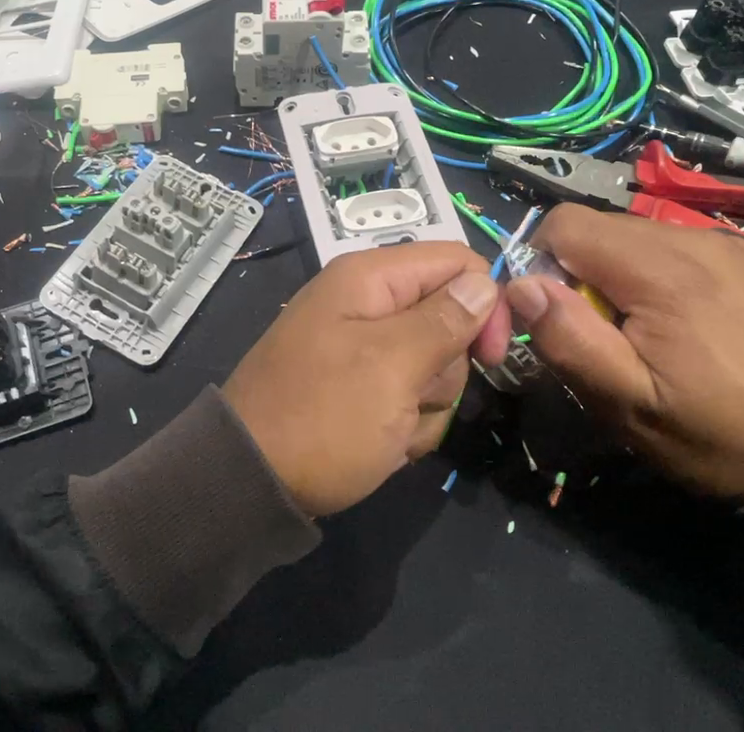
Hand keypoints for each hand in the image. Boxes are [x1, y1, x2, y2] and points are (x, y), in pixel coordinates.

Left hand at [222, 242, 508, 515]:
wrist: (252, 481)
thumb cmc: (322, 417)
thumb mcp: (390, 366)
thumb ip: (443, 321)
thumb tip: (483, 281)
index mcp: (369, 279)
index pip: (456, 263)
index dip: (485, 303)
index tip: (491, 356)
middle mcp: (367, 305)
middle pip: (449, 321)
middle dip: (443, 371)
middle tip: (407, 396)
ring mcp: (364, 351)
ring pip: (435, 369)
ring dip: (423, 408)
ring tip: (386, 428)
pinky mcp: (361, 389)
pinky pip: (410, 400)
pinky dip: (403, 428)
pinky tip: (378, 445)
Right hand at [504, 205, 743, 498]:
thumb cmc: (721, 438)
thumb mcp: (628, 405)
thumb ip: (569, 338)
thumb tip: (521, 285)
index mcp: (662, 272)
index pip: (564, 223)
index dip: (544, 264)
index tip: (563, 316)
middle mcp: (698, 240)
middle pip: (603, 226)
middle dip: (583, 272)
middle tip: (608, 334)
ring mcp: (734, 245)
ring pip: (642, 234)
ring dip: (624, 273)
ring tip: (652, 332)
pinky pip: (684, 246)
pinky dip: (665, 274)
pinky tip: (693, 324)